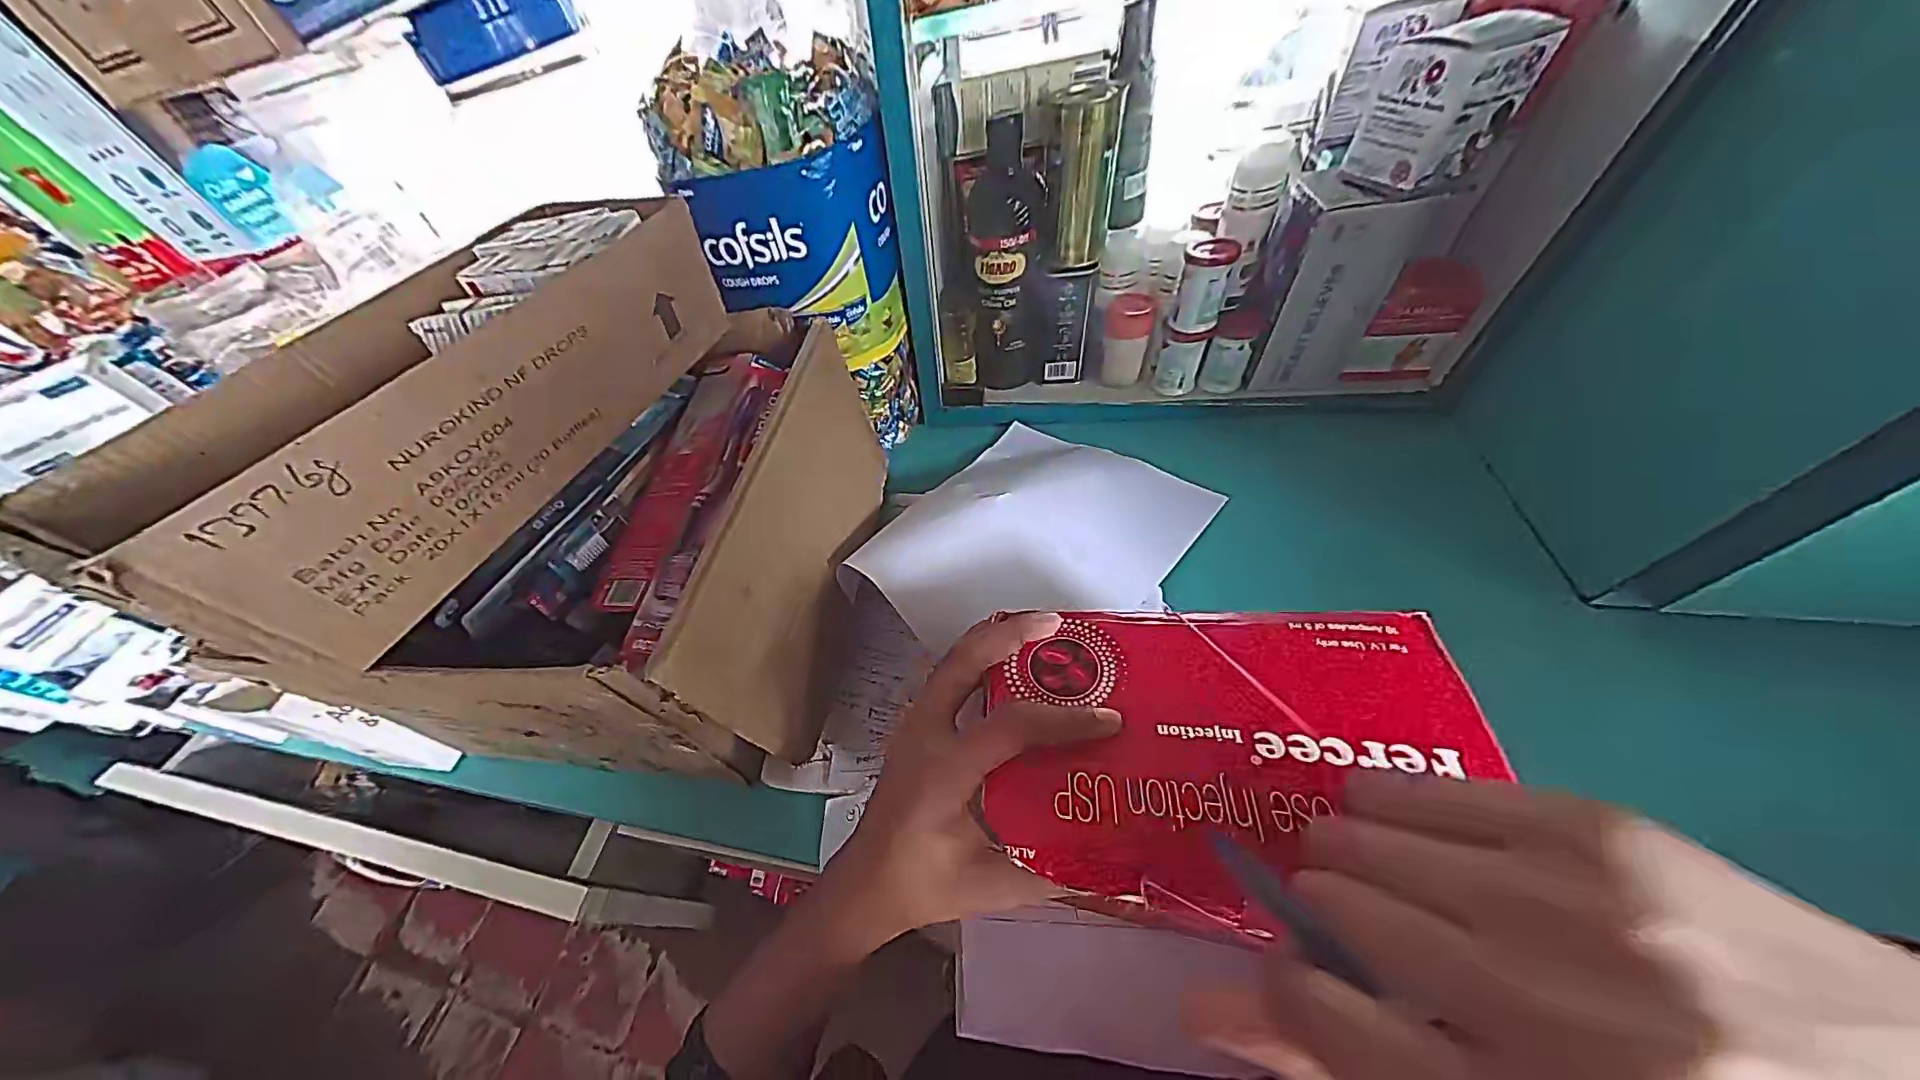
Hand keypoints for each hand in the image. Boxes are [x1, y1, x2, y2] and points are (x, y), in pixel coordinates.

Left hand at [814, 612, 1121, 948]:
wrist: (867, 883)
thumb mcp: (993, 886)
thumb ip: (1054, 873)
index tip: (1107, 719)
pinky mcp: (916, 725)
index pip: (1008, 727)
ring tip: (1039, 630)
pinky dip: (981, 656)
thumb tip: (1116, 859)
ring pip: (953, 660)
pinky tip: (1010, 661)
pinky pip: (949, 675)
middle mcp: (923, 735)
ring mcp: (914, 724)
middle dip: (1011, 633)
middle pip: (963, 662)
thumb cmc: (924, 885)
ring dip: (995, 638)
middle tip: (1058, 623)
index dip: (1061, 719)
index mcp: (942, 774)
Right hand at [1190, 774, 1919, 1079]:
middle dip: (1325, 911)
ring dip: (1350, 857)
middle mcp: (1538, 1005)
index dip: (1285, 984)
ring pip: (1356, 836)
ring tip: (1393, 879)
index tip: (1296, 968)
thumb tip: (1202, 1010)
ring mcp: (1569, 903)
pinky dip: (1389, 807)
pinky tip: (1418, 834)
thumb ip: (1343, 1064)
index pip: (1316, 1013)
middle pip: (1332, 904)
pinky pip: (1415, 790)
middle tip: (1364, 927)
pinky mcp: (1594, 830)